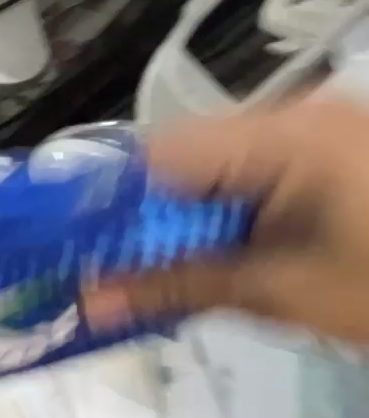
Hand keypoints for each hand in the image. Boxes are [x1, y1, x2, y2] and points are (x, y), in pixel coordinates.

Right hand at [85, 99, 368, 342]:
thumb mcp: (290, 295)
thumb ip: (177, 287)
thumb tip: (85, 302)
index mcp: (287, 136)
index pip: (152, 156)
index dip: (108, 205)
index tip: (76, 250)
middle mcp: (300, 114)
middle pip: (178, 159)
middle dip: (147, 217)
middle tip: (121, 268)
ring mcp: (327, 129)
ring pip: (212, 167)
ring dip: (186, 218)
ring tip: (174, 265)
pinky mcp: (343, 150)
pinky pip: (254, 171)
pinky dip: (228, 211)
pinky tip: (229, 248)